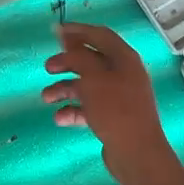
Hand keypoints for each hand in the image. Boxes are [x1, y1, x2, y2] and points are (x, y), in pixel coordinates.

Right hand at [42, 23, 177, 184]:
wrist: (137, 153)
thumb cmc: (115, 109)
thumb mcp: (93, 78)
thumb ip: (78, 56)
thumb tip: (66, 37)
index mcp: (124, 59)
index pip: (100, 35)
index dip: (78, 31)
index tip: (55, 31)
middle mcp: (123, 74)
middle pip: (91, 61)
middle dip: (67, 63)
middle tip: (48, 67)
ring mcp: (119, 97)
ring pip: (87, 86)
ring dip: (65, 89)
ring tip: (46, 98)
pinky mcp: (113, 118)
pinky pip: (89, 108)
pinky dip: (74, 110)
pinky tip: (60, 118)